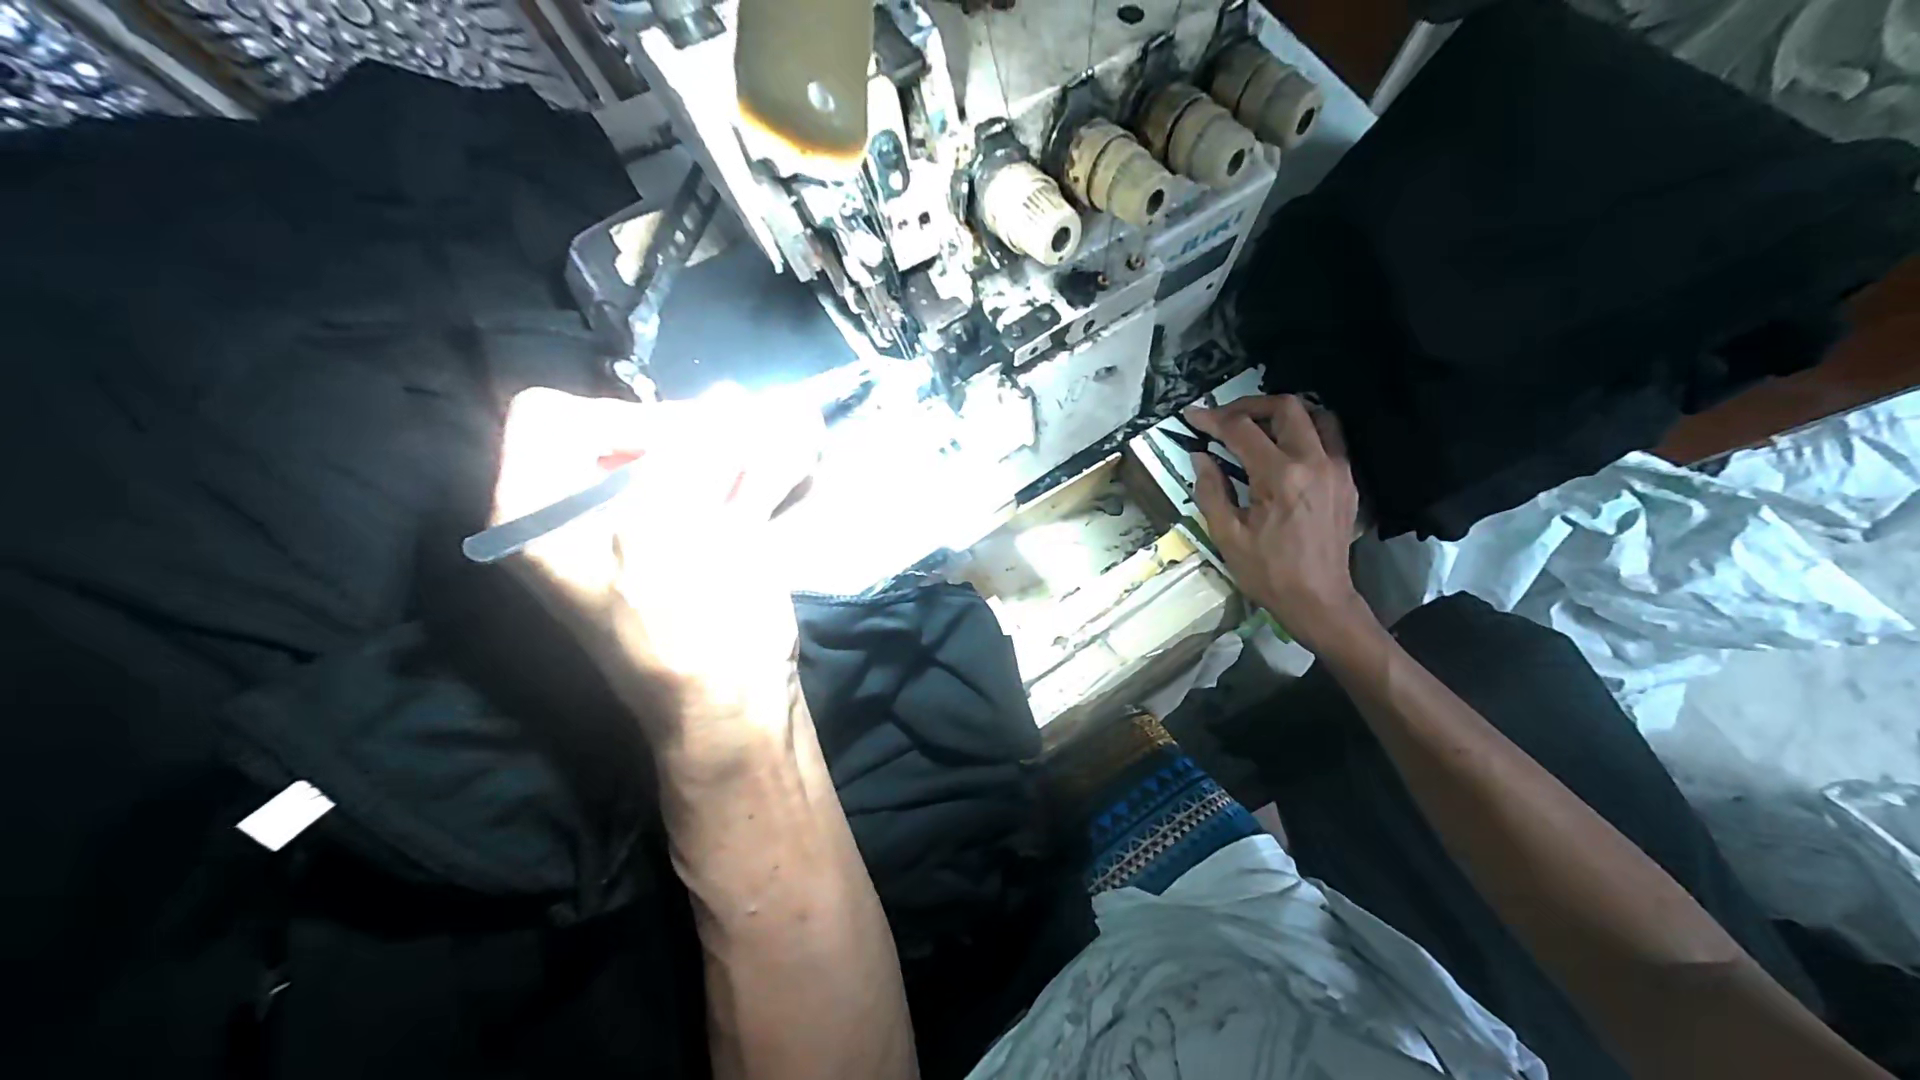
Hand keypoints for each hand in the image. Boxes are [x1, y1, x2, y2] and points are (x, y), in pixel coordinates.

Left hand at [489, 386, 822, 763]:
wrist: (733, 710)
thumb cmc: (686, 630)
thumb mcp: (671, 532)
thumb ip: (695, 451)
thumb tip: (730, 400)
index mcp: (540, 512)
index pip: (558, 417)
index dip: (624, 417)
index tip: (684, 443)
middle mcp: (585, 513)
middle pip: (636, 433)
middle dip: (702, 426)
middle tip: (754, 429)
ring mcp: (648, 527)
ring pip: (691, 456)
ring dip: (742, 440)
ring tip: (795, 428)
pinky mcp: (698, 542)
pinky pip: (725, 486)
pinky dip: (758, 469)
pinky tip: (798, 454)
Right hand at [1184, 394, 1369, 651]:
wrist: (1318, 600)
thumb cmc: (1267, 572)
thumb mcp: (1226, 535)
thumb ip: (1211, 489)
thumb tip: (1201, 456)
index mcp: (1280, 476)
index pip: (1242, 430)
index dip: (1213, 419)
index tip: (1192, 416)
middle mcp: (1314, 462)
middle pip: (1285, 407)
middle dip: (1249, 406)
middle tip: (1225, 418)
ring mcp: (1337, 469)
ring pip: (1316, 415)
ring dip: (1283, 413)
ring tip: (1257, 425)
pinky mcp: (1348, 480)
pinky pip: (1330, 438)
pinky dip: (1305, 431)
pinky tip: (1284, 448)